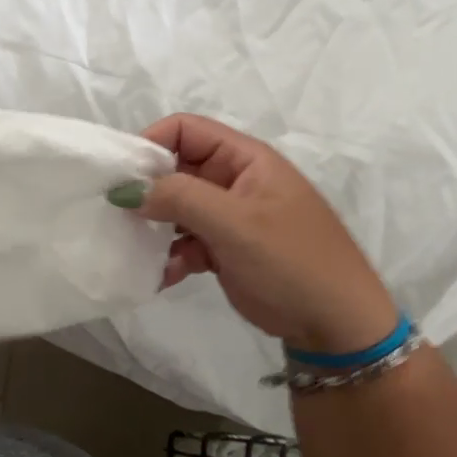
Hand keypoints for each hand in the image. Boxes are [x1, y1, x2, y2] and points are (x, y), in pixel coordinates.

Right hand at [128, 114, 398, 354]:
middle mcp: (233, 181)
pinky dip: (169, 257)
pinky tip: (162, 277)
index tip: (121, 176)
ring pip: (175, 208)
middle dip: (147, 190)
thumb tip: (125, 189)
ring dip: (154, 228)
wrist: (337, 325)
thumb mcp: (235, 223)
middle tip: (119, 216)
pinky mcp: (223, 249)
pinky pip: (183, 242)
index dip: (151, 144)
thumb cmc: (293, 261)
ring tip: (138, 251)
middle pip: (175, 169)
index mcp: (245, 159)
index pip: (185, 130)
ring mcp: (228, 217)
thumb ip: (179, 198)